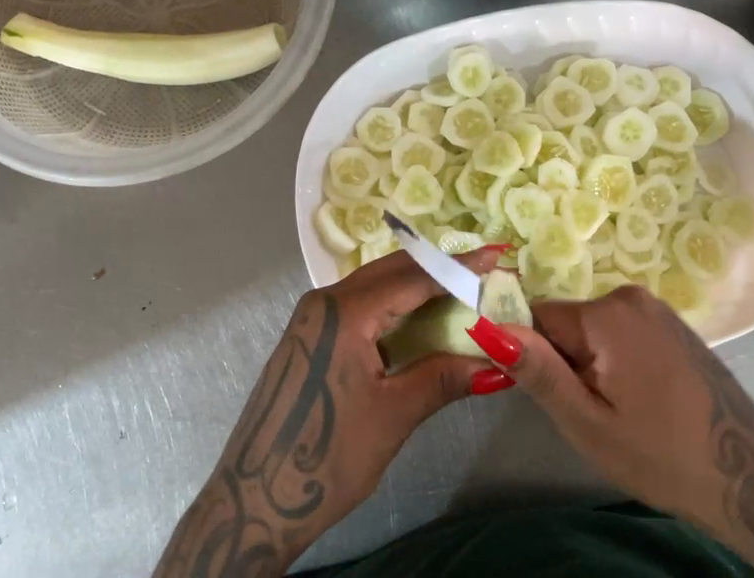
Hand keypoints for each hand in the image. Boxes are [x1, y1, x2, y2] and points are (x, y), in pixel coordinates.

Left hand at [153, 247, 507, 576]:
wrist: (255, 497)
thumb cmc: (327, 457)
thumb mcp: (393, 415)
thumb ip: (443, 378)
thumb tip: (498, 364)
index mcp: (344, 313)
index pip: (411, 278)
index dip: (456, 268)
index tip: (496, 256)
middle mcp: (323, 302)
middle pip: (391, 273)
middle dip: (438, 269)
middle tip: (484, 269)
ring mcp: (312, 319)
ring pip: (374, 287)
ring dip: (416, 285)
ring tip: (461, 288)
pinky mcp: (309, 337)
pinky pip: (360, 306)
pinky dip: (394, 305)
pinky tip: (419, 316)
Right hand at [485, 286, 753, 577]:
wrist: (749, 477)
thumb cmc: (661, 456)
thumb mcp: (588, 424)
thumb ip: (537, 371)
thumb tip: (485, 325)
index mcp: (606, 314)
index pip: (536, 318)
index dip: (535, 359)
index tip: (555, 397)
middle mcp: (630, 296)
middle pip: (565, 323)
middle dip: (566, 363)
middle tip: (593, 413)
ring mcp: (655, 307)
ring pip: (591, 329)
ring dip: (591, 364)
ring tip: (620, 410)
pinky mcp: (671, 323)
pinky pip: (619, 332)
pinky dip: (616, 361)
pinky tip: (640, 399)